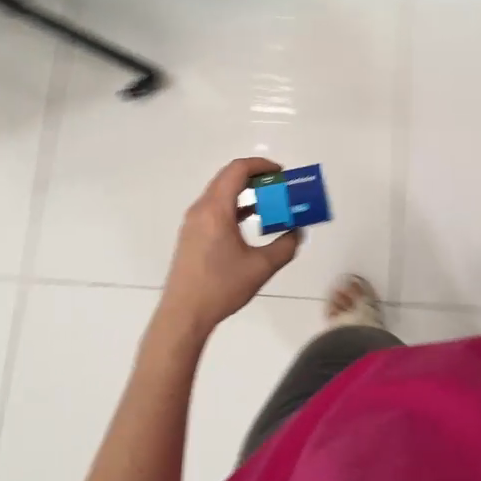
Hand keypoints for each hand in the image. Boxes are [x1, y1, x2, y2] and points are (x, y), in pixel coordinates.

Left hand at [161, 157, 302, 332]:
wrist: (183, 315)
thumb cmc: (221, 287)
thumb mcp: (261, 267)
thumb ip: (285, 246)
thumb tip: (297, 232)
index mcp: (216, 210)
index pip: (237, 170)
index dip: (262, 165)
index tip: (282, 174)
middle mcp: (201, 209)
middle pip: (227, 178)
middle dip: (255, 177)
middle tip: (279, 186)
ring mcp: (193, 222)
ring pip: (220, 193)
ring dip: (244, 192)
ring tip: (269, 203)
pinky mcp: (191, 235)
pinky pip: (214, 208)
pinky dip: (234, 206)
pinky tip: (250, 221)